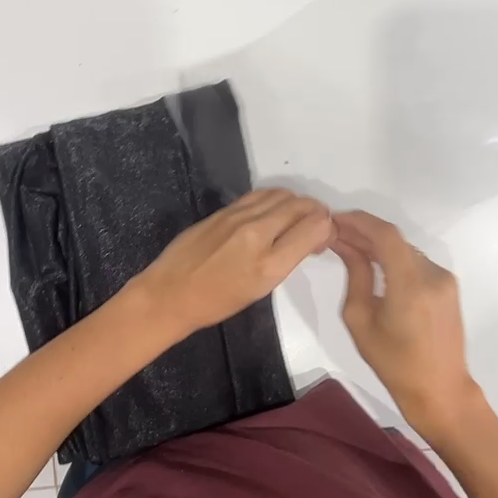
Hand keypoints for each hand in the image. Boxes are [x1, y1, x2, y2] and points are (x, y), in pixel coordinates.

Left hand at [125, 188, 333, 338]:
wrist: (169, 294)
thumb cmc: (216, 302)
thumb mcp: (260, 289)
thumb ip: (286, 258)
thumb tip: (308, 238)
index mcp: (269, 264)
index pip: (315, 226)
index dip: (328, 228)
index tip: (324, 237)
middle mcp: (256, 234)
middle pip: (301, 205)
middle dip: (316, 212)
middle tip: (314, 227)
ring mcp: (237, 218)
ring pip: (281, 195)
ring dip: (295, 203)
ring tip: (294, 218)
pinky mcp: (222, 211)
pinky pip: (258, 196)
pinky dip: (273, 200)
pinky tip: (270, 213)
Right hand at [330, 210, 489, 440]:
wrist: (439, 389)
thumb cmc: (393, 362)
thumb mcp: (360, 320)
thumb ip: (356, 275)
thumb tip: (345, 245)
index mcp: (410, 284)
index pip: (385, 235)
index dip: (358, 221)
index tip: (333, 219)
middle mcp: (433, 274)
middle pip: (395, 240)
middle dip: (363, 232)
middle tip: (334, 233)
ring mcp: (445, 279)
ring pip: (404, 250)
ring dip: (377, 244)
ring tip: (348, 248)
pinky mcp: (448, 287)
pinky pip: (415, 263)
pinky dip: (392, 258)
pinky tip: (372, 263)